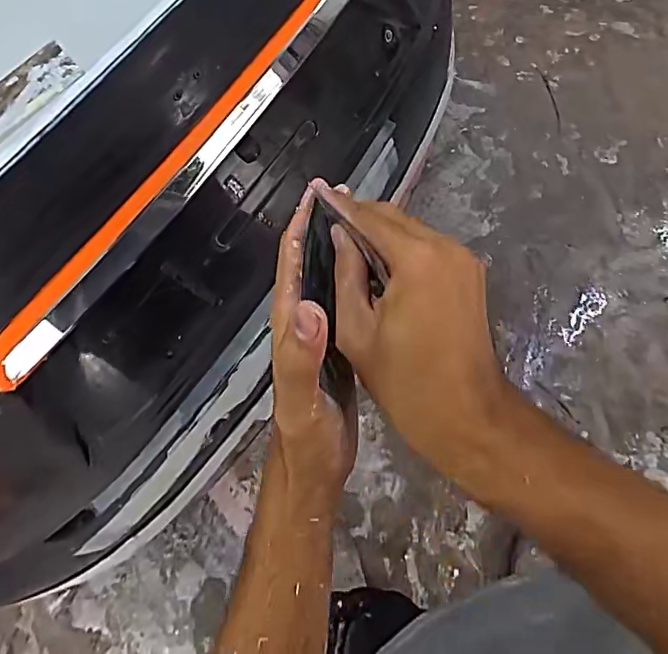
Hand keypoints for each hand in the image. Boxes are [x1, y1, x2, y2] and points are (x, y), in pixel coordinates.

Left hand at [266, 184, 357, 505]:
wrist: (317, 471)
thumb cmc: (306, 438)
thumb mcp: (301, 401)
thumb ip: (300, 358)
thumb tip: (309, 306)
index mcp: (289, 323)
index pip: (289, 263)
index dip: (300, 226)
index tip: (317, 195)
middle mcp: (301, 319)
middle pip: (306, 261)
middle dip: (321, 227)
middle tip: (348, 198)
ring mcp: (319, 332)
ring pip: (326, 277)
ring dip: (339, 247)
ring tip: (366, 223)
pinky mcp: (338, 344)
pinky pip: (345, 298)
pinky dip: (356, 275)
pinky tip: (378, 270)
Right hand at [321, 187, 516, 476]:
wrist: (468, 415)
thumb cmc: (405, 382)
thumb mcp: (357, 330)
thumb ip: (346, 274)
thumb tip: (339, 235)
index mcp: (417, 259)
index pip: (371, 219)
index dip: (341, 206)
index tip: (317, 190)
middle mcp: (445, 247)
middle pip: (395, 218)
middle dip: (361, 215)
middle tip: (329, 213)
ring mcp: (463, 258)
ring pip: (413, 230)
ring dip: (382, 231)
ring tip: (348, 236)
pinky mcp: (470, 272)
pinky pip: (429, 247)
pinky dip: (403, 247)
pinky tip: (380, 258)